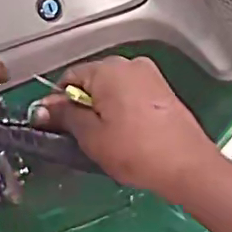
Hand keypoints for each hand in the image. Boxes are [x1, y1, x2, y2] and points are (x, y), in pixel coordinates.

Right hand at [30, 56, 224, 200]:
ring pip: (113, 88)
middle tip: (80, 136)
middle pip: (92, 80)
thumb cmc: (136, 151)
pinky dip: (122, 110)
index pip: (68, 77)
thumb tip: (43, 108)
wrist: (188, 167)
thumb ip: (64, 116)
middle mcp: (130, 64)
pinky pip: (131, 94)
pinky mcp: (163, 91)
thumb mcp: (90, 136)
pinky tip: (125, 135)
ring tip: (105, 139)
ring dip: (102, 108)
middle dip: (82, 104)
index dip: (57, 102)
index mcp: (108, 69)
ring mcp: (150, 76)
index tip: (54, 125)